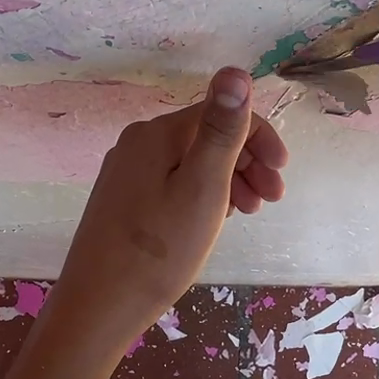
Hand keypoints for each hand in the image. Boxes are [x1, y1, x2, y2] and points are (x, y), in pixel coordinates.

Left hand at [48, 67, 289, 344]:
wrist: (97, 309)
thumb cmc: (159, 249)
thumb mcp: (203, 187)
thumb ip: (222, 129)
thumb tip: (236, 69)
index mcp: (157, 133)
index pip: (221, 114)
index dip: (259, 139)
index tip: (282, 175)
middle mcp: (138, 142)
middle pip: (205, 136)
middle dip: (246, 161)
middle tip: (270, 201)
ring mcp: (127, 172)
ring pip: (191, 161)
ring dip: (228, 179)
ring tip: (247, 214)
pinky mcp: (122, 200)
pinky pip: (173, 182)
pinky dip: (202, 194)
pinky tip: (212, 221)